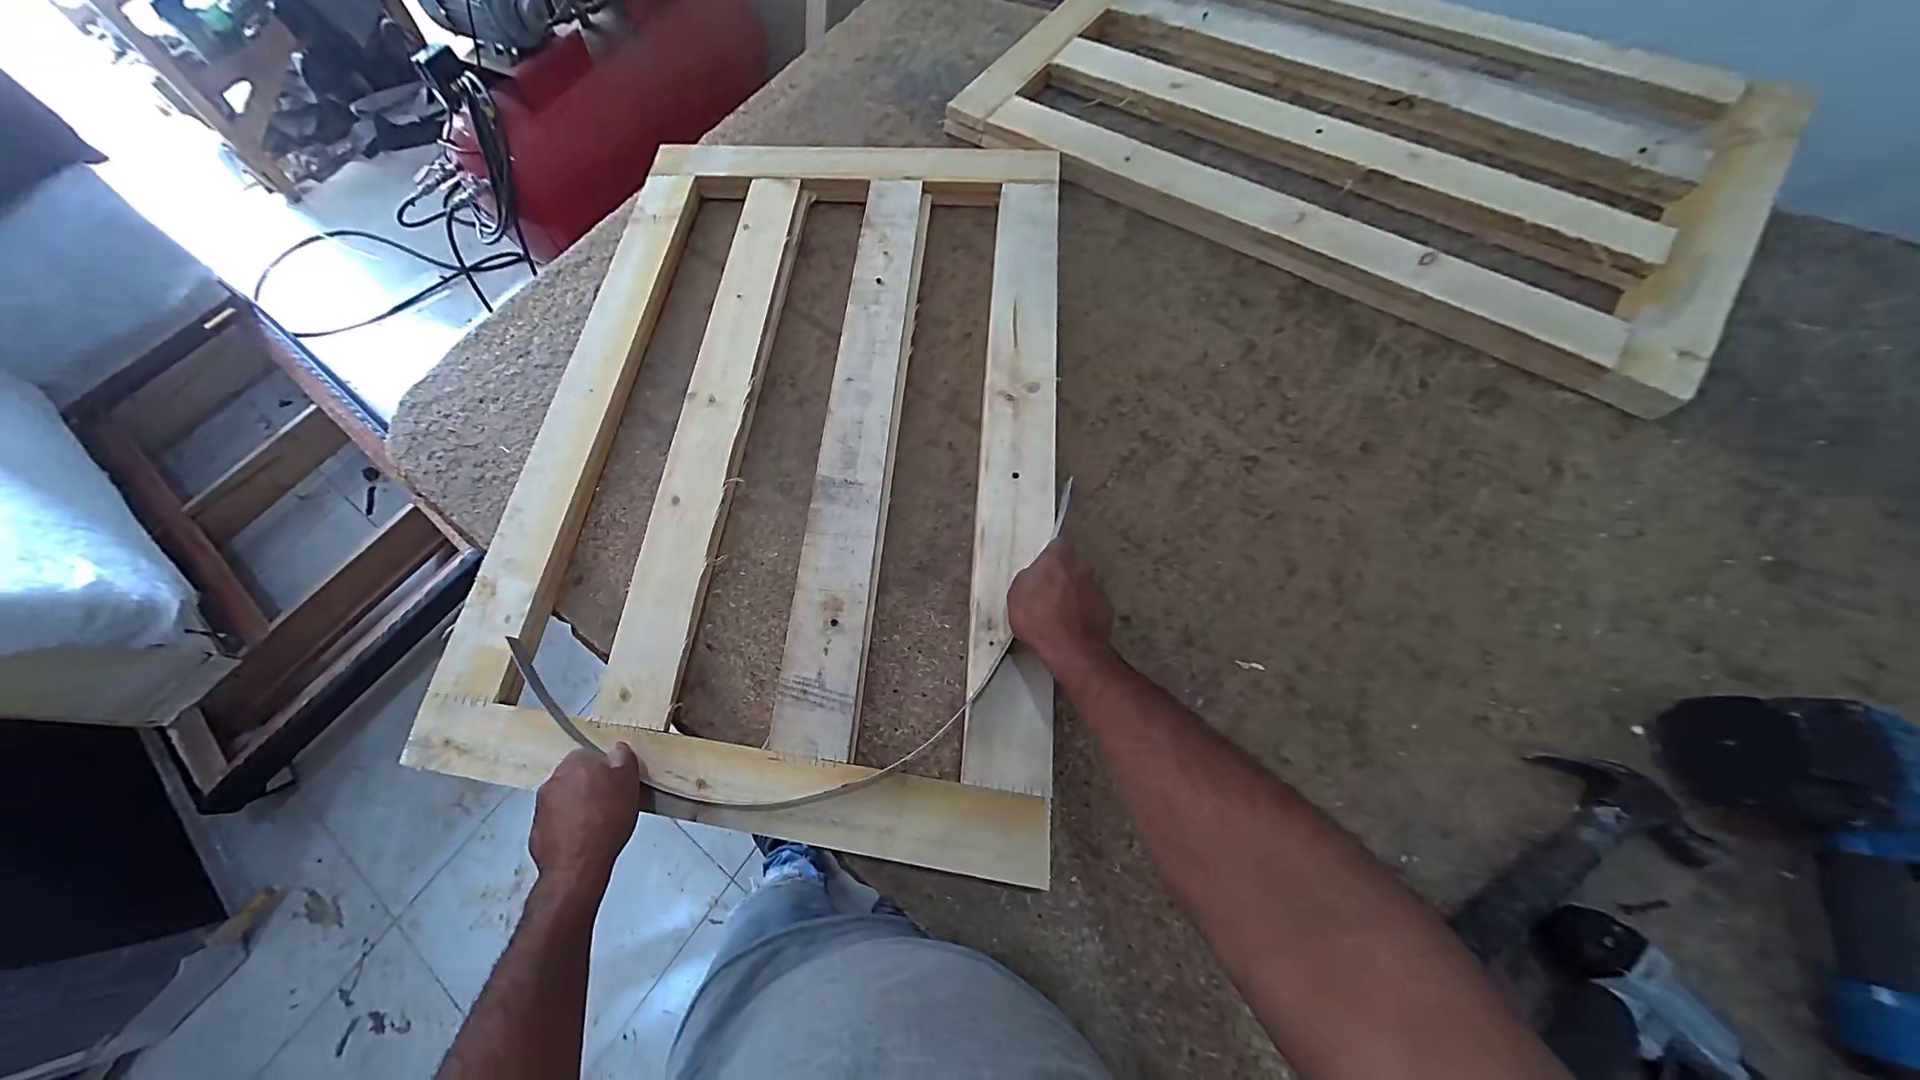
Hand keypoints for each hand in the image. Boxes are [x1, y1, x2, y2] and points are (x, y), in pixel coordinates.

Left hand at [530, 744, 644, 892]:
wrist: (578, 864)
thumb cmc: (607, 818)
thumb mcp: (629, 782)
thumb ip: (624, 759)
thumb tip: (617, 749)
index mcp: (575, 763)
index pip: (589, 754)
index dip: (605, 767)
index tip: (616, 781)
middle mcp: (553, 780)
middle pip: (575, 775)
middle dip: (589, 784)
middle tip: (610, 799)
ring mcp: (540, 805)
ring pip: (565, 796)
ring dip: (578, 803)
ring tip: (598, 820)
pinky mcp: (535, 829)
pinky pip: (556, 819)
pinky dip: (568, 823)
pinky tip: (584, 835)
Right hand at [1007, 537, 1113, 670]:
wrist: (1071, 650)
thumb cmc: (1039, 621)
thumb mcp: (1016, 596)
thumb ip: (1028, 577)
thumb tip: (1036, 575)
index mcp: (1058, 558)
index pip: (1057, 544)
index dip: (1050, 557)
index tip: (1043, 570)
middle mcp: (1081, 566)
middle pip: (1072, 563)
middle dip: (1063, 574)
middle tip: (1049, 592)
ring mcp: (1097, 585)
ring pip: (1083, 582)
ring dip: (1074, 591)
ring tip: (1061, 612)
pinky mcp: (1107, 605)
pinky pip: (1092, 601)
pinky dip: (1085, 608)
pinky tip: (1073, 623)